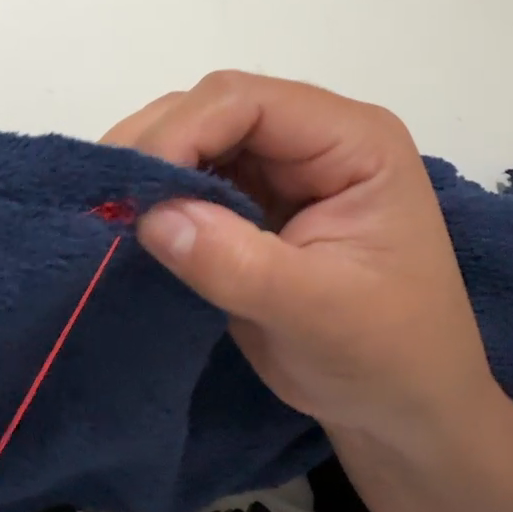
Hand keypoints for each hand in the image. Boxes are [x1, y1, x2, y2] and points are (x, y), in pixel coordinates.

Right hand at [102, 72, 503, 448]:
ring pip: (187, 133)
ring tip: (115, 211)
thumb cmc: (386, 358)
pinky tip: (131, 220)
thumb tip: (149, 216)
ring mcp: (276, 164)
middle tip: (111, 201)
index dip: (182, 133)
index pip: (245, 102)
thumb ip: (236, 263)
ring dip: (145, 167)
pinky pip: (183, 172)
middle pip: (208, 107)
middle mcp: (310, 136)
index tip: (138, 192)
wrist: (401, 410)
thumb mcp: (319, 315)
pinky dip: (150, 192)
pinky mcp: (245, 196)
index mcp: (351, 142)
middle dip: (154, 147)